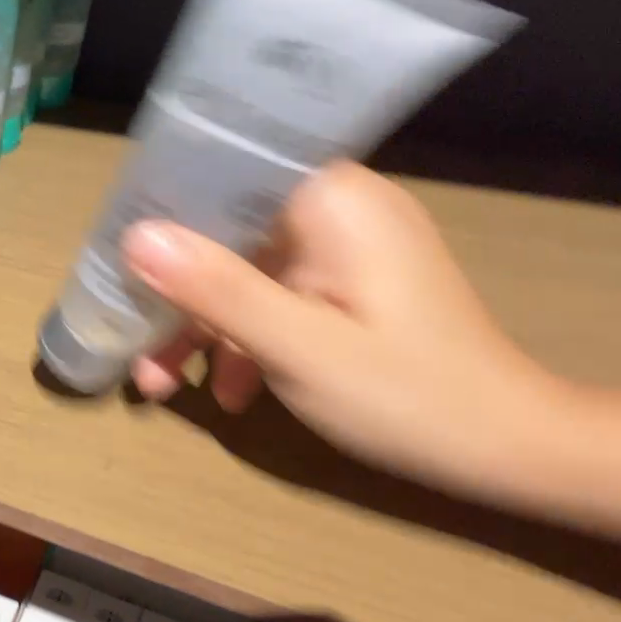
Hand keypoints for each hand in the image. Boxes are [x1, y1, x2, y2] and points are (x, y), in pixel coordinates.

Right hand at [125, 161, 567, 500]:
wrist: (504, 447)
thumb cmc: (404, 394)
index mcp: (334, 204)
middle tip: (135, 347)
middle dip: (174, 293)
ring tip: (164, 386)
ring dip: (199, 327)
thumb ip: (217, 289)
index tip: (116, 258)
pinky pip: (270, 298)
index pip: (229, 174)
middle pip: (227, 232)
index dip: (165, 210)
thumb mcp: (296, 346)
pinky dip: (240, 339)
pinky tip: (229, 392)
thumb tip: (136, 238)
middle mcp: (338, 213)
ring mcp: (341, 253)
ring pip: (241, 272)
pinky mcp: (343, 289)